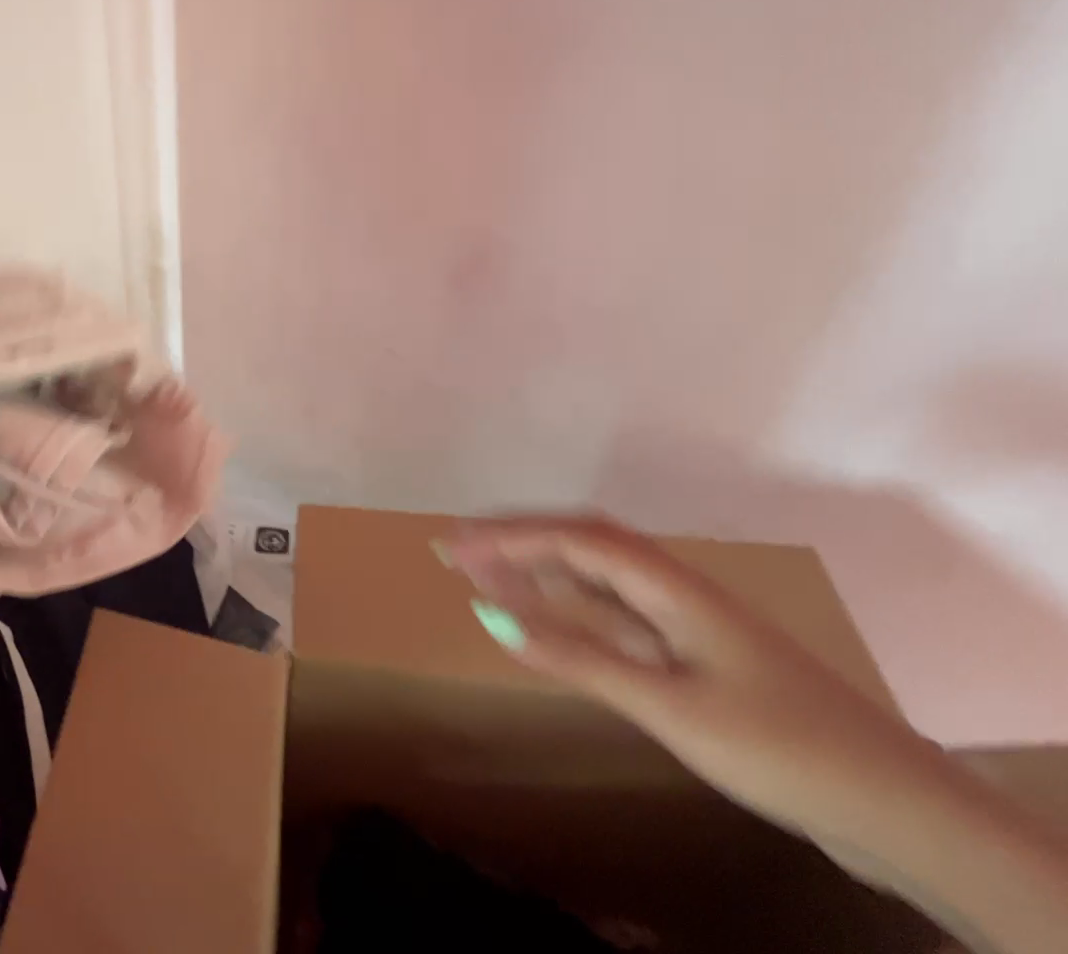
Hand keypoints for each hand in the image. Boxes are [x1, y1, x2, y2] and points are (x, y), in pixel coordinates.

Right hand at [439, 516, 955, 843]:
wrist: (894, 806)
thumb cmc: (777, 749)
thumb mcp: (668, 705)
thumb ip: (578, 658)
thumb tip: (492, 616)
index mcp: (676, 589)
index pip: (577, 541)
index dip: (509, 537)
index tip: (451, 546)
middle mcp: (680, 592)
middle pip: (588, 545)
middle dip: (519, 540)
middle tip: (456, 550)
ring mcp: (691, 624)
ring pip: (602, 578)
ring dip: (542, 570)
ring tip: (484, 574)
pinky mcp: (696, 656)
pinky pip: (617, 615)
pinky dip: (571, 609)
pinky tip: (549, 620)